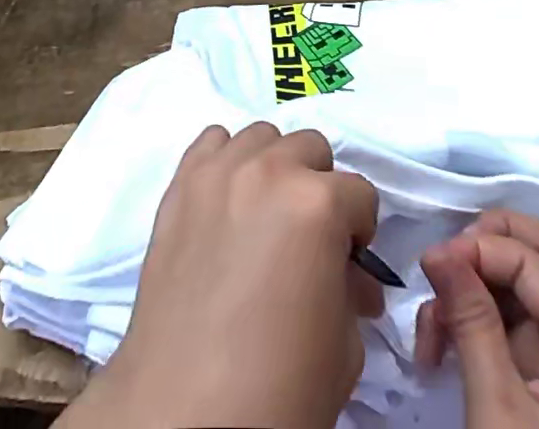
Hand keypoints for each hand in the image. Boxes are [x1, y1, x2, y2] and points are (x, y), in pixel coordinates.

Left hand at [58, 123, 382, 428]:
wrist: (188, 402)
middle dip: (319, 186)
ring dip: (273, 166)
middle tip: (309, 235)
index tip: (348, 261)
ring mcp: (215, 172)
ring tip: (265, 215)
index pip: (360, 193)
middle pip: (309, 147)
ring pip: (259, 136)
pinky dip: (226, 160)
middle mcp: (265, 170)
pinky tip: (227, 200)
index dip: (361, 230)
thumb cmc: (280, 380)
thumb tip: (350, 276)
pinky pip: (209, 143)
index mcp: (316, 202)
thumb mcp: (344, 342)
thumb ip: (350, 287)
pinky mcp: (178, 185)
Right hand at [415, 210, 538, 428]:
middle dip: (492, 243)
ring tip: (432, 328)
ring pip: (529, 283)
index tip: (430, 265)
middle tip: (445, 261)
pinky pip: (514, 320)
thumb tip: (439, 247)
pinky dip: (474, 316)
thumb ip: (472, 322)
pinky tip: (440, 346)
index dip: (482, 249)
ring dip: (474, 285)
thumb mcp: (498, 409)